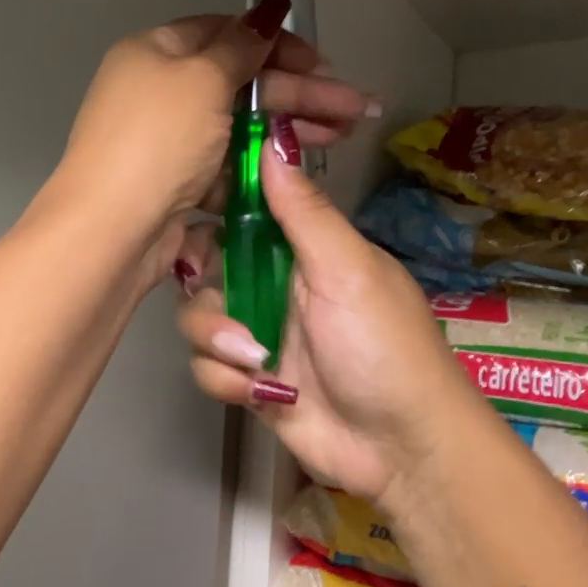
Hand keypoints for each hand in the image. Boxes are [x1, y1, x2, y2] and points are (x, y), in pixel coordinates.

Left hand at [54, 0, 377, 230]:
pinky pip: (223, 165)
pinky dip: (255, 165)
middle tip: (353, 108)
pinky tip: (293, 171)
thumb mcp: (202, 81)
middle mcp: (157, 92)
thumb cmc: (155, 143)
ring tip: (339, 136)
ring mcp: (165, 141)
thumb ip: (242, 46)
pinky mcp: (174, 183)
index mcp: (154, 53)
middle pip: (238, 83)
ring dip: (285, 128)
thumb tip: (271, 6)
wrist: (109, 230)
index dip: (275, 44)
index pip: (224, 34)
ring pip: (235, 126)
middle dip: (298, 92)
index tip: (321, 64)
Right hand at [174, 118, 490, 505]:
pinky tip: (260, 393)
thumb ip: (303, 211)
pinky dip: (225, 380)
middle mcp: (275, 285)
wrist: (401, 449)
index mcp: (303, 250)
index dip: (210, 211)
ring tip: (255, 361)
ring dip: (215, 339)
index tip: (186, 214)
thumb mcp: (347, 270)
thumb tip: (273, 137)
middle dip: (202, 288)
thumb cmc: (382, 347)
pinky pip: (207, 366)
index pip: (242, 213)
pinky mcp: (247, 380)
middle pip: (204, 268)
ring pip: (198, 318)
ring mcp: (259, 334)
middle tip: (212, 299)